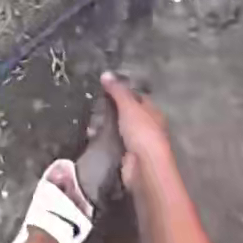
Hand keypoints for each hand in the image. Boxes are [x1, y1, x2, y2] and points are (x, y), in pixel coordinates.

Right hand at [101, 72, 177, 194]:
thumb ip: (117, 90)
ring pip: (118, 127)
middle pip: (126, 112)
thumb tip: (105, 73)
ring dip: (104, 124)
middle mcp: (147, 126)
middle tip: (93, 102)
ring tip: (89, 119)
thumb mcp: (129, 105)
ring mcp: (137, 142)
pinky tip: (91, 134)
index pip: (137, 96)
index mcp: (153, 112)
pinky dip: (103, 138)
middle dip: (110, 108)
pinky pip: (113, 142)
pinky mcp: (127, 156)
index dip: (123, 90)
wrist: (144, 168)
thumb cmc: (142, 131)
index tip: (105, 86)